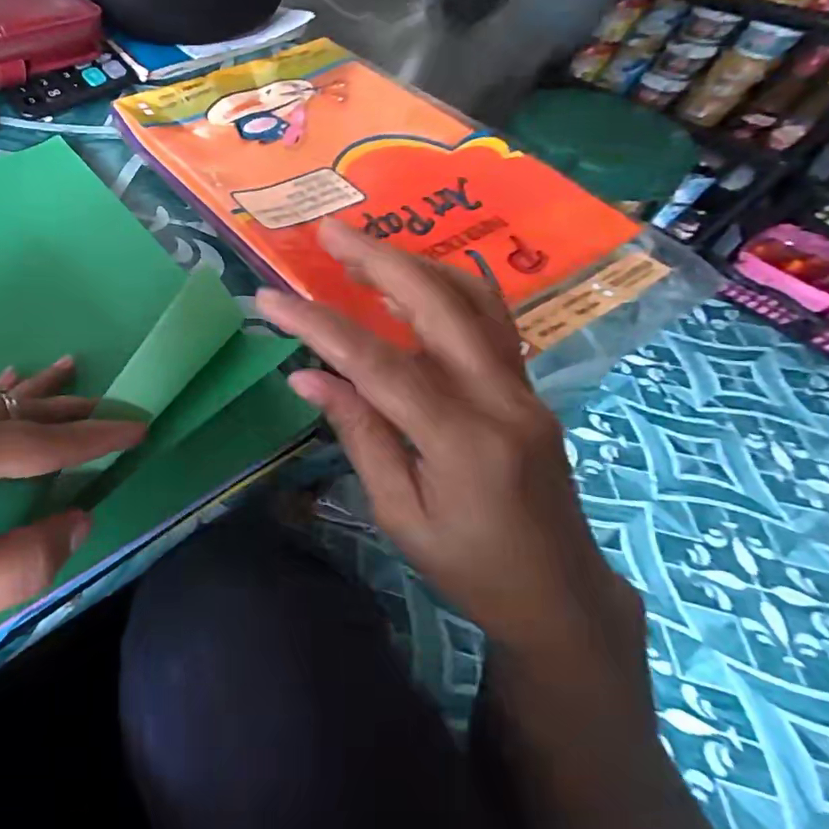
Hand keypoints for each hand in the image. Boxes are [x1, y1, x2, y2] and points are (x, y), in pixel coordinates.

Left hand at [0, 358, 142, 807]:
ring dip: (33, 405)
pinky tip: (5, 391)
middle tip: (121, 407)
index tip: (143, 425)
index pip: (40, 442)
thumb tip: (75, 522)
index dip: (95, 439)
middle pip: (16, 413)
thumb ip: (17, 562)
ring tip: (76, 383)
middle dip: (69, 414)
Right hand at [255, 221, 638, 655]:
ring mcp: (522, 389)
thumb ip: (359, 434)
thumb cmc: (469, 567)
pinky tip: (411, 283)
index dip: (317, 325)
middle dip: (378, 261)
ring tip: (362, 250)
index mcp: (461, 439)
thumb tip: (307, 376)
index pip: (376, 363)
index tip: (267, 299)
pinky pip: (488, 322)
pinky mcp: (526, 390)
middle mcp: (500, 399)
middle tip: (328, 232)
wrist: (561, 597)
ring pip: (474, 302)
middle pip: (438, 305)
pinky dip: (446, 290)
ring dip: (415, 265)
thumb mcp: (398, 511)